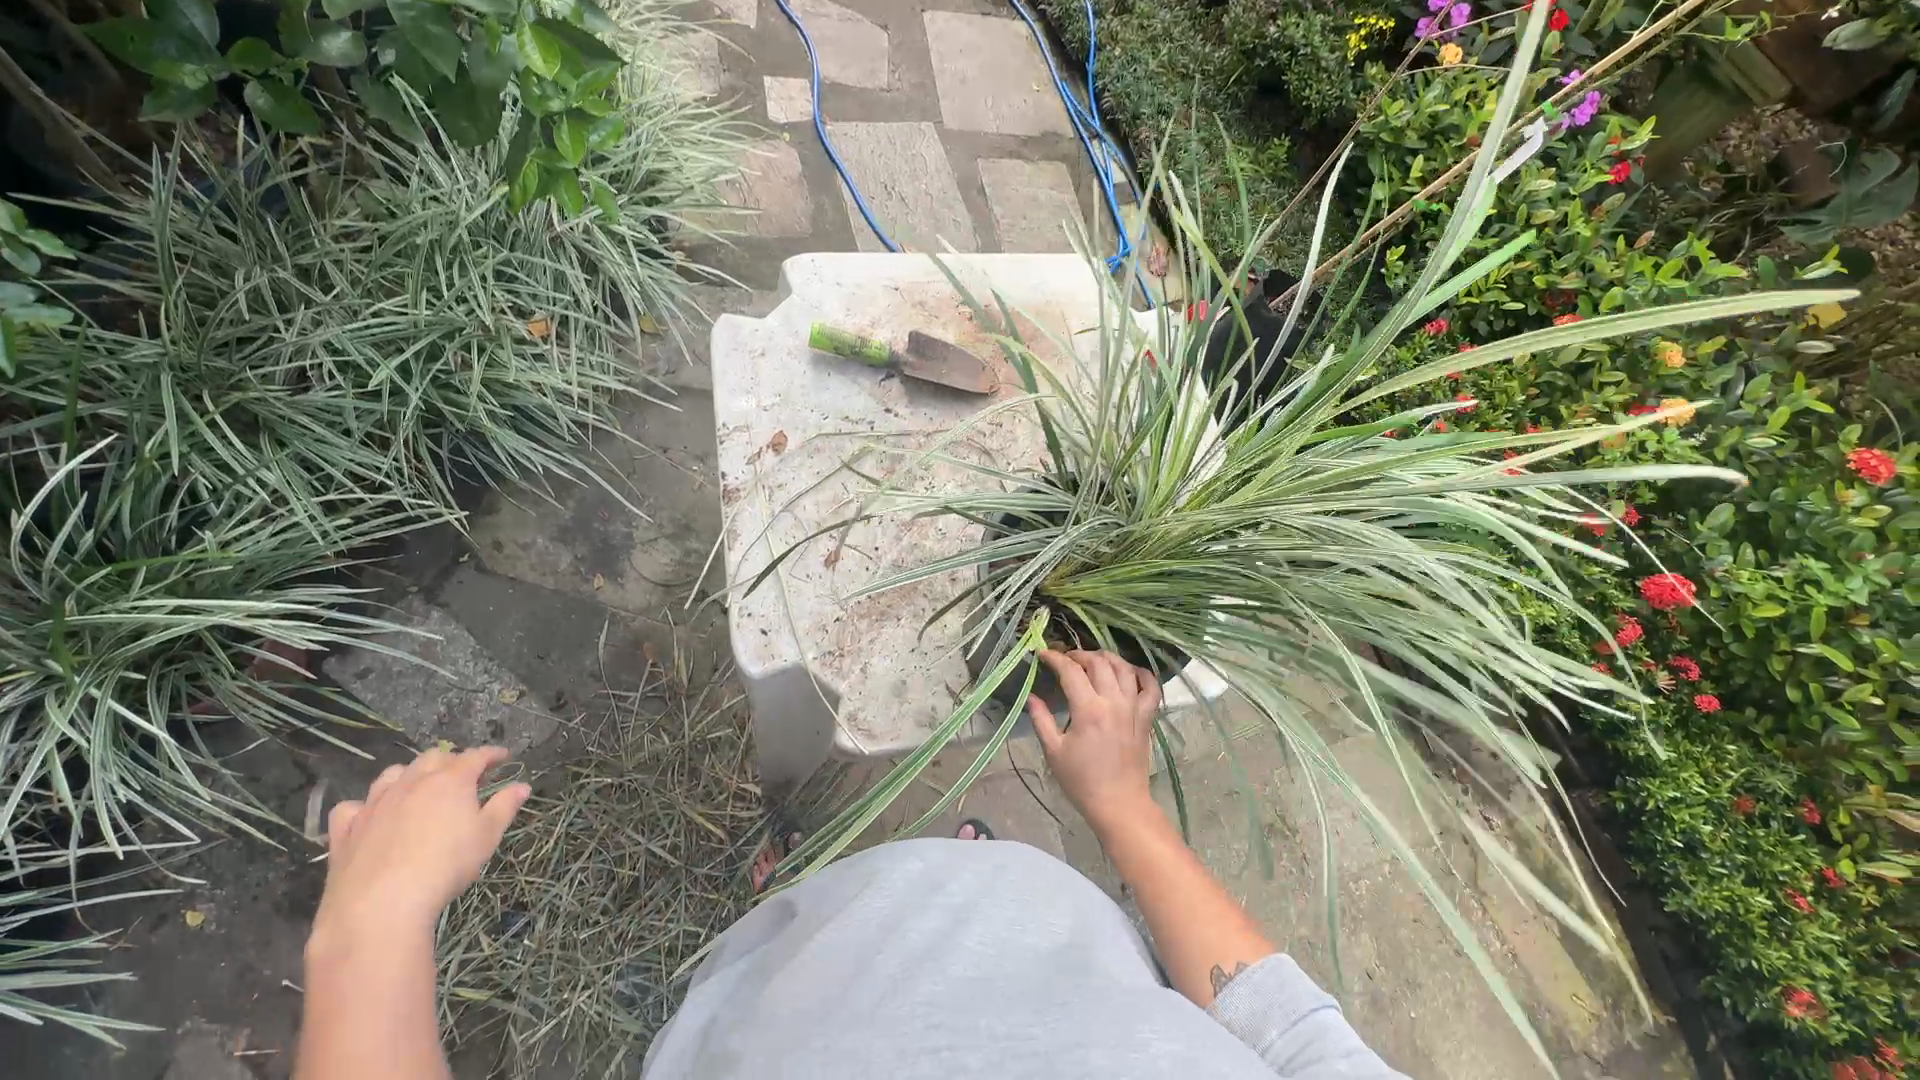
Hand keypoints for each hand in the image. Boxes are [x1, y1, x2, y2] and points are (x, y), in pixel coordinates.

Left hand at [313, 747, 530, 942]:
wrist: (382, 904)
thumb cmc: (446, 867)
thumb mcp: (487, 837)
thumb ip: (504, 807)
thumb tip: (523, 786)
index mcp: (450, 781)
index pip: (475, 756)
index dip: (491, 754)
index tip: (503, 757)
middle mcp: (412, 783)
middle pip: (433, 758)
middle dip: (451, 761)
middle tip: (464, 776)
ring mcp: (375, 803)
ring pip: (393, 774)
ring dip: (410, 774)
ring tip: (419, 788)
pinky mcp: (346, 828)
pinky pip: (353, 806)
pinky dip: (365, 805)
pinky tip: (371, 816)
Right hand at [1027, 650, 1163, 833]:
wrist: (1118, 804)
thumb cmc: (1082, 781)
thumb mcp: (1054, 751)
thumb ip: (1041, 720)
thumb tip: (1032, 697)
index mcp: (1088, 709)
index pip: (1071, 671)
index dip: (1055, 658)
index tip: (1043, 654)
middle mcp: (1113, 702)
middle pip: (1099, 663)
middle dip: (1079, 655)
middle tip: (1066, 659)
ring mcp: (1133, 708)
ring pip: (1124, 668)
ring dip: (1107, 658)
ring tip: (1093, 660)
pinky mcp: (1146, 718)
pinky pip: (1150, 688)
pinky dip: (1142, 674)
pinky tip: (1130, 672)